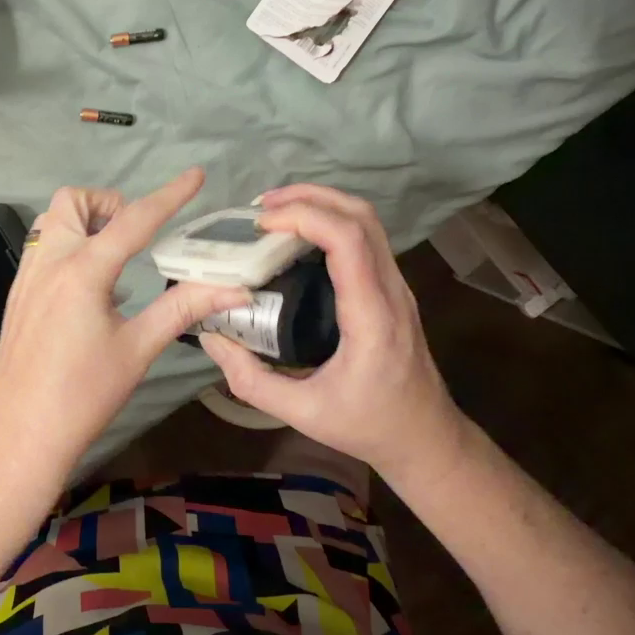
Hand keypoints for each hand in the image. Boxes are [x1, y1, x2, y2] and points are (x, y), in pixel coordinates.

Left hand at [0, 167, 250, 482]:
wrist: (21, 435)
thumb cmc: (84, 395)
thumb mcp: (138, 348)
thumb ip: (184, 309)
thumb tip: (236, 289)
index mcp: (82, 271)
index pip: (134, 220)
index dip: (169, 196)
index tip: (196, 176)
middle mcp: (49, 262)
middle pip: (74, 201)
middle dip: (109, 204)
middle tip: (137, 238)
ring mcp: (26, 277)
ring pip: (52, 222)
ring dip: (86, 223)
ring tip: (116, 262)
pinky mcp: (16, 295)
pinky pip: (42, 248)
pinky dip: (69, 247)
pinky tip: (90, 290)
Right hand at [198, 185, 471, 493]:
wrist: (425, 437)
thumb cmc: (367, 426)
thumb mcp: (302, 413)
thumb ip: (250, 380)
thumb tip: (210, 338)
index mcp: (372, 317)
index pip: (348, 241)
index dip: (305, 217)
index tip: (261, 223)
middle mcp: (391, 291)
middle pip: (361, 216)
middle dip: (310, 197)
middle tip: (261, 208)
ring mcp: (397, 287)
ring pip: (368, 222)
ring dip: (322, 205)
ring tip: (275, 215)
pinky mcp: (392, 289)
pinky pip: (366, 238)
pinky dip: (331, 222)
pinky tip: (298, 238)